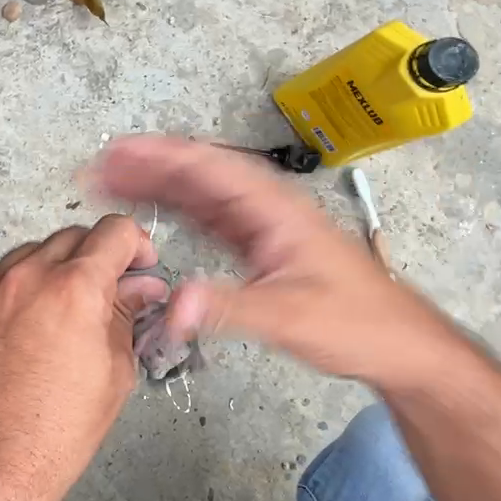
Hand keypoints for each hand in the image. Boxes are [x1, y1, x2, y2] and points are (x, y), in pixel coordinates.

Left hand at [0, 215, 167, 500]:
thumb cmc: (60, 429)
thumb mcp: (115, 372)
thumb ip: (127, 316)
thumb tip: (142, 288)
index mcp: (74, 287)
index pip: (114, 232)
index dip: (137, 245)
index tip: (142, 265)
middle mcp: (28, 275)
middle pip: (73, 237)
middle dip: (98, 256)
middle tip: (111, 291)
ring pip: (33, 253)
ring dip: (57, 268)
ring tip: (68, 310)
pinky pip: (0, 277)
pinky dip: (21, 286)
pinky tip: (30, 322)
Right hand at [83, 136, 477, 393]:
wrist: (402, 348)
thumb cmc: (360, 325)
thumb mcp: (291, 317)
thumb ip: (229, 308)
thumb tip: (174, 305)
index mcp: (275, 209)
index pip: (210, 168)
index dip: (161, 155)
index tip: (119, 151)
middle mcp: (264, 208)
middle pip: (197, 174)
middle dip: (147, 165)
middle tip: (98, 166)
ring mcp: (260, 226)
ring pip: (197, 194)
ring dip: (154, 184)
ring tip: (108, 181)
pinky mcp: (256, 246)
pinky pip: (204, 218)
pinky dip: (172, 210)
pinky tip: (146, 210)